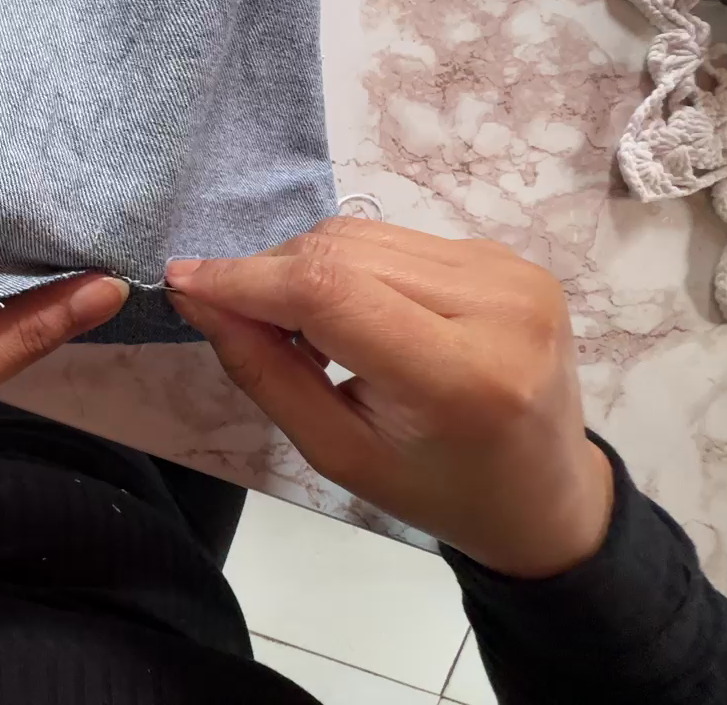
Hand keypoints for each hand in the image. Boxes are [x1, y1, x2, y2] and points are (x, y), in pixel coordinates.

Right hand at [167, 218, 612, 577]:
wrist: (545, 492)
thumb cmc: (431, 486)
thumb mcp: (331, 450)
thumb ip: (259, 368)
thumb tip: (195, 296)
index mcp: (461, 376)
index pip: (328, 293)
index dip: (244, 278)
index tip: (180, 280)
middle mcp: (497, 306)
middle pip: (336, 252)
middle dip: (265, 275)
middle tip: (238, 317)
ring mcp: (508, 271)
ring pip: (353, 234)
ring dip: (298, 266)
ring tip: (296, 320)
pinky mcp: (503, 256)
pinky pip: (383, 236)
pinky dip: (338, 262)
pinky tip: (343, 304)